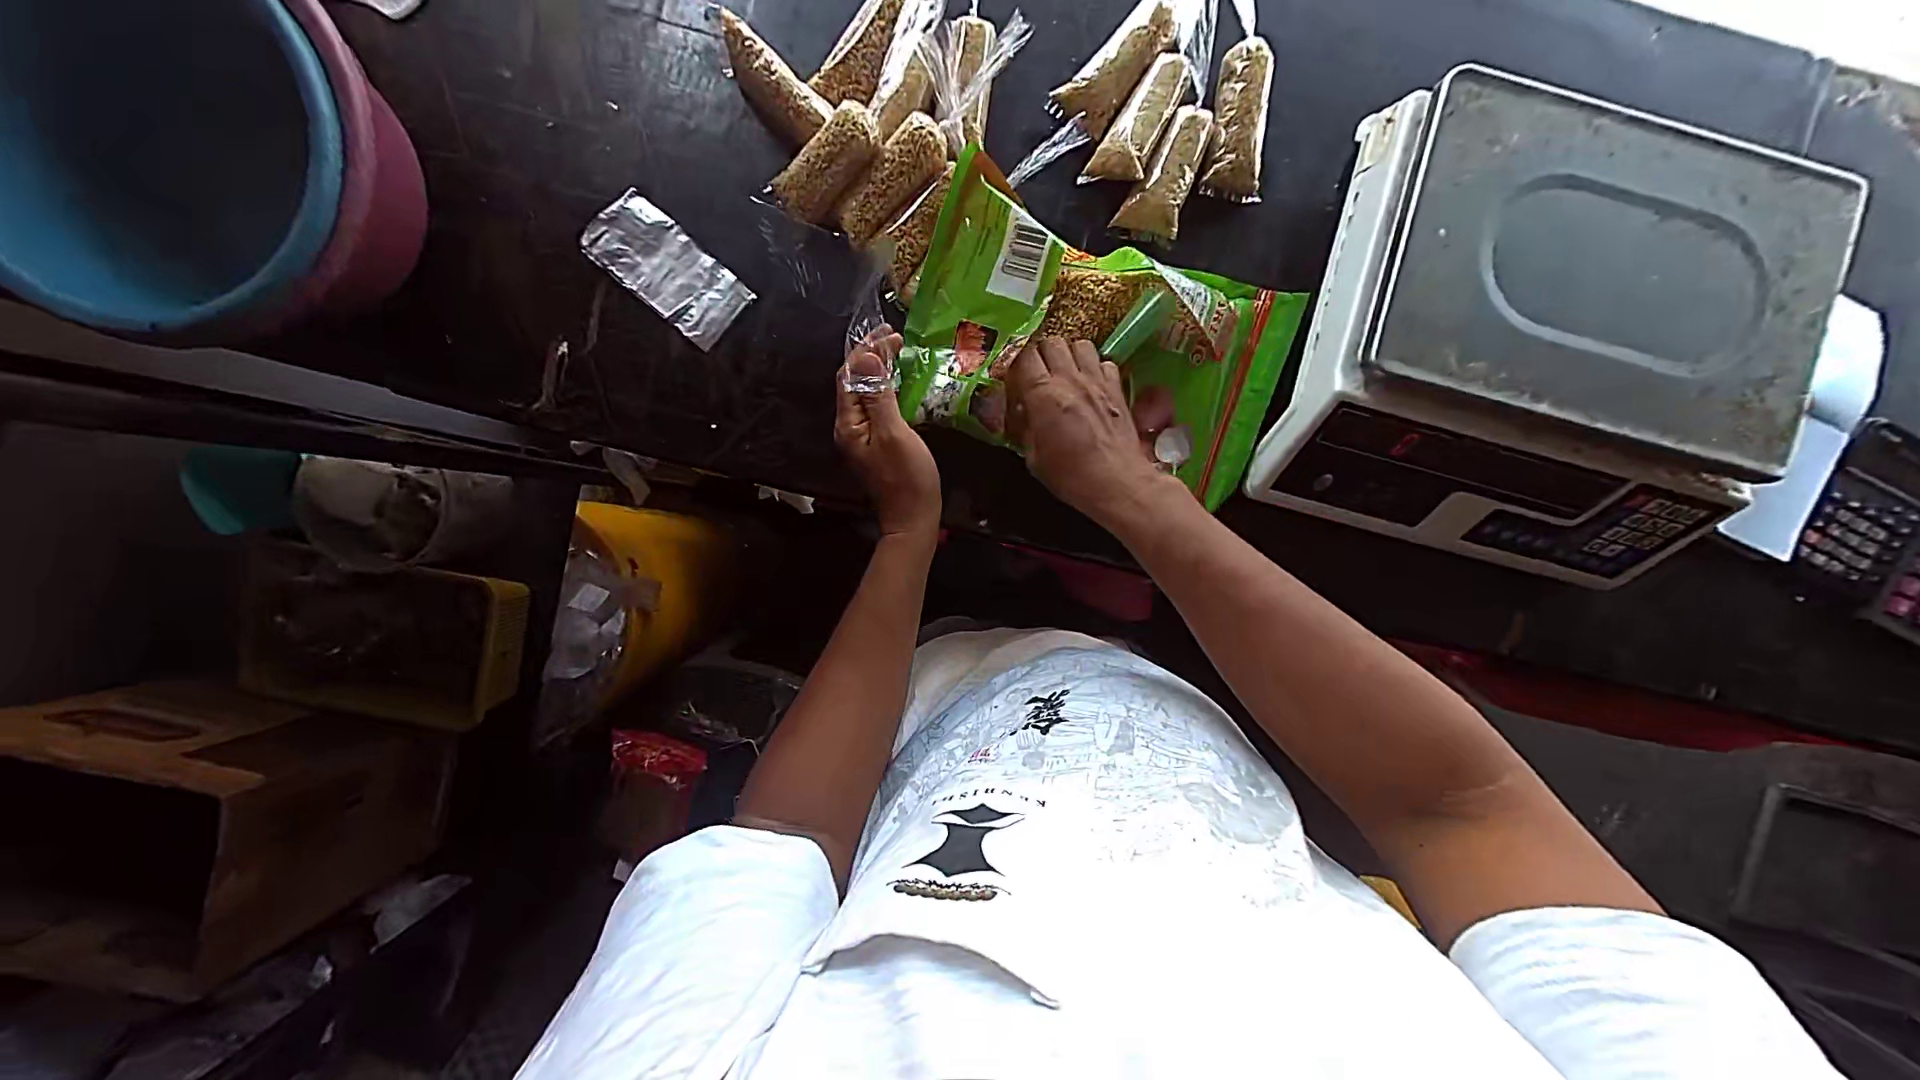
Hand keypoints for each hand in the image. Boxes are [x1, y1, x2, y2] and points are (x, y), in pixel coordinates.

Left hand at [836, 326, 941, 538]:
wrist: (913, 518)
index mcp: (849, 423)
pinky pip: (876, 405)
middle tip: (895, 336)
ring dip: (879, 369)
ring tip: (897, 350)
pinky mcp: (877, 442)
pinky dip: (886, 387)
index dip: (865, 350)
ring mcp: (863, 436)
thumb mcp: (893, 432)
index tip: (888, 333)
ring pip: (866, 392)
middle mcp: (850, 427)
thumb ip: (878, 395)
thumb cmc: (907, 478)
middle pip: (854, 382)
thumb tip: (866, 357)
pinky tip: (900, 380)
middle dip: (871, 355)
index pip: (850, 376)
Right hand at [1006, 337, 1187, 531]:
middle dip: (1041, 353)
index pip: (1023, 356)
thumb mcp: (1033, 457)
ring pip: (1080, 344)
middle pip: (1051, 342)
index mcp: (1043, 394)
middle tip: (1038, 372)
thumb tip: (1024, 413)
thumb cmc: (1071, 476)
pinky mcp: (1118, 388)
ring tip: (1065, 372)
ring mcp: (1097, 381)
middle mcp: (1070, 379)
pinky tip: (1091, 384)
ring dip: (1070, 355)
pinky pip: (1105, 362)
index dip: (1015, 362)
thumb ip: (1025, 427)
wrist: (1117, 483)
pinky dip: (1096, 368)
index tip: (1013, 375)